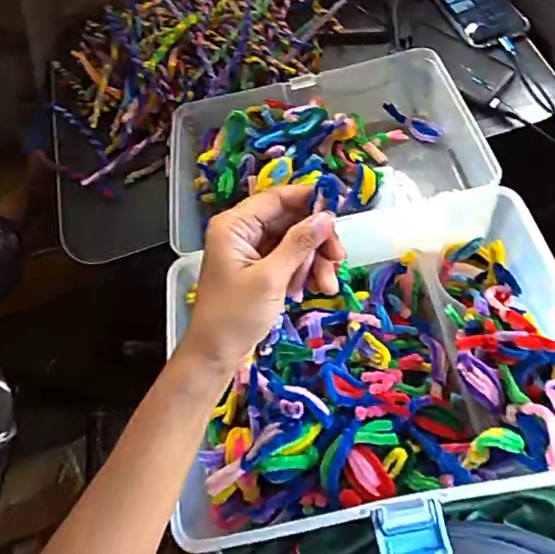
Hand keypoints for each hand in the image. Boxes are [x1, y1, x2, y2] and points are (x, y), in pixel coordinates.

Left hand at [182, 183, 344, 374]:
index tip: (339, 206)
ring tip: (326, 286)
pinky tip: (313, 290)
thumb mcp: (271, 278)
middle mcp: (243, 232)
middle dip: (317, 240)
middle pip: (290, 220)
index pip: (276, 198)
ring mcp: (252, 251)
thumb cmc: (235, 315)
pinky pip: (290, 260)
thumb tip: (326, 216)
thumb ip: (299, 244)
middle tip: (339, 258)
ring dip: (315, 261)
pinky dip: (305, 272)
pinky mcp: (261, 269)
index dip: (308, 199)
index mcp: (235, 225)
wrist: (215, 355)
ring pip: (295, 242)